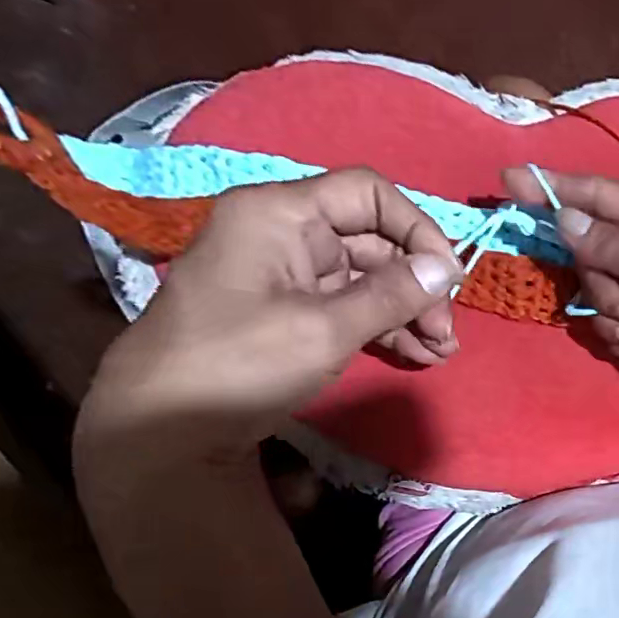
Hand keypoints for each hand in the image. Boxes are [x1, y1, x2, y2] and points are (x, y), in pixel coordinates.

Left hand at [77, 168, 462, 468]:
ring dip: (411, 313)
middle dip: (419, 286)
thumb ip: (391, 295)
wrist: (170, 422)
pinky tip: (418, 355)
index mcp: (282, 215)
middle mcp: (289, 235)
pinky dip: (388, 329)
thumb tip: (446, 267)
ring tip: (439, 353)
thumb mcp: (325, 329)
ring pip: (371, 280)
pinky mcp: (298, 312)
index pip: (368, 195)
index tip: (448, 279)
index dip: (417, 230)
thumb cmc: (242, 362)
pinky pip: (355, 308)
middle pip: (376, 242)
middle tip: (445, 335)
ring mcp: (293, 276)